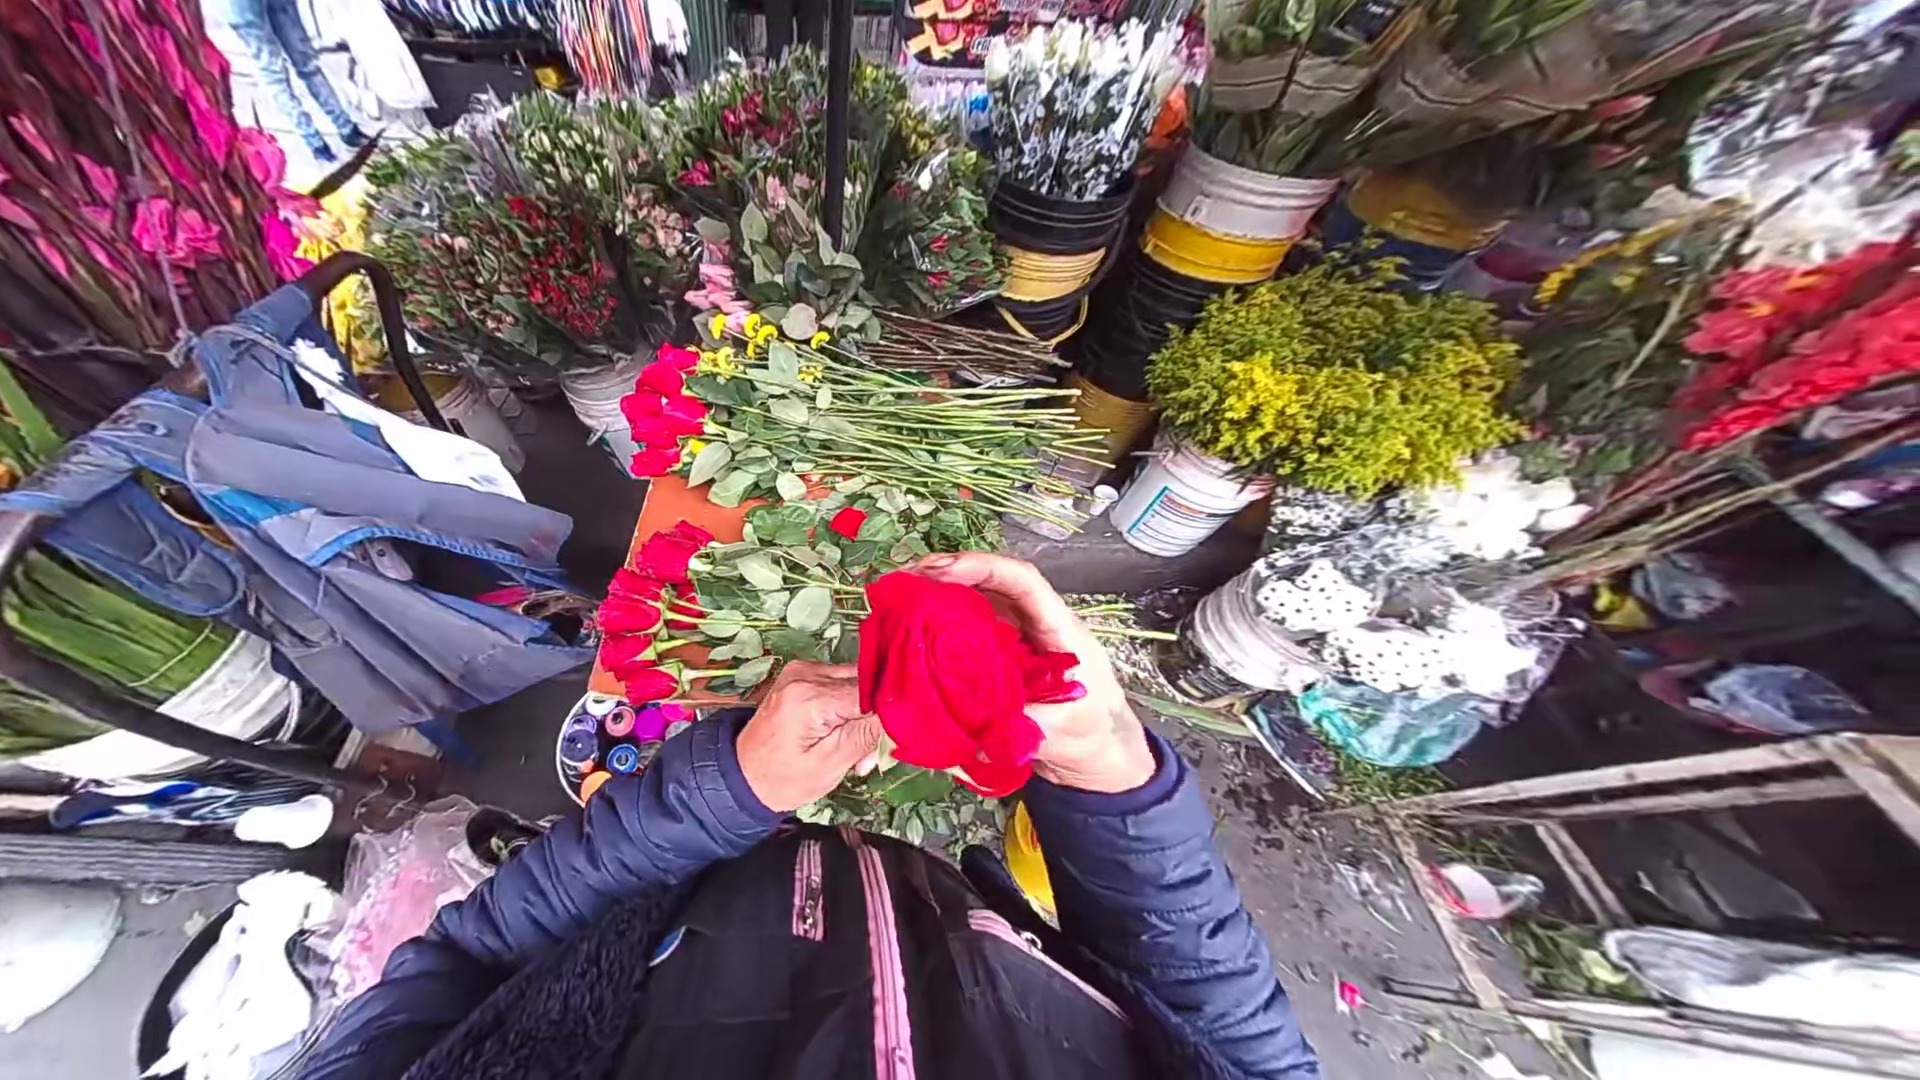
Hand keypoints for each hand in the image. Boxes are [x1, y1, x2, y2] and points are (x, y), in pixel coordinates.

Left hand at [735, 661, 884, 811]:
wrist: (742, 777)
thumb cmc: (782, 780)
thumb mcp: (828, 767)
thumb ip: (867, 736)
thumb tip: (904, 715)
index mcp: (809, 695)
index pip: (871, 693)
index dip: (887, 716)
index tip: (889, 743)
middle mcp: (807, 672)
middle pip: (866, 685)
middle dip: (876, 718)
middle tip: (868, 755)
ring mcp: (805, 669)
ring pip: (858, 682)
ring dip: (865, 713)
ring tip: (854, 748)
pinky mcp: (805, 672)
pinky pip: (843, 682)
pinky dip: (851, 706)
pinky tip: (843, 731)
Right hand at [911, 553, 1154, 792]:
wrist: (1100, 755)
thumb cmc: (1093, 735)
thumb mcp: (1059, 729)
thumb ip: (1015, 719)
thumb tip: (963, 717)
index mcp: (1059, 629)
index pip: (1023, 581)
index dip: (983, 567)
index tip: (942, 571)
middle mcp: (1034, 623)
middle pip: (993, 581)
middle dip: (950, 571)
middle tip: (906, 578)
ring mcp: (1016, 637)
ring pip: (978, 600)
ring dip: (941, 592)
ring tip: (902, 594)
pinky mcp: (1000, 655)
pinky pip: (969, 628)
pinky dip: (942, 622)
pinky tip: (915, 626)